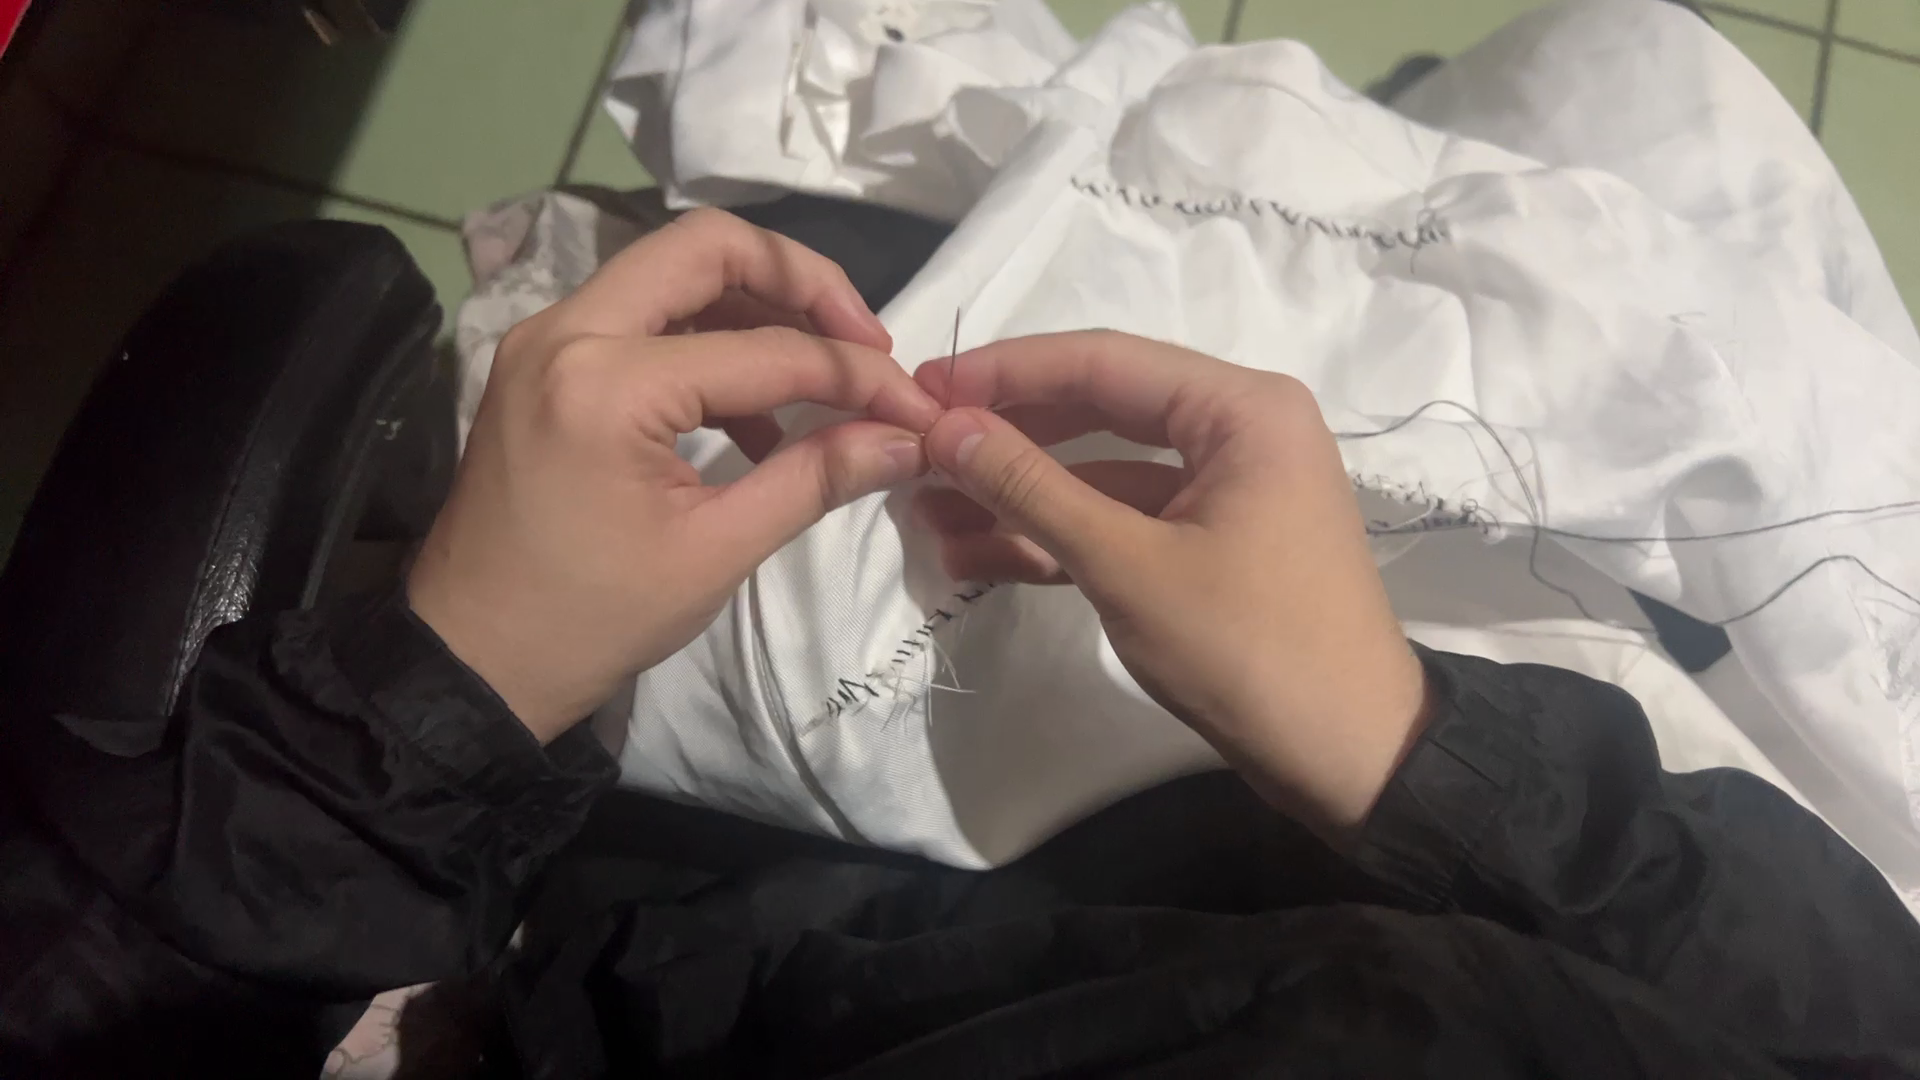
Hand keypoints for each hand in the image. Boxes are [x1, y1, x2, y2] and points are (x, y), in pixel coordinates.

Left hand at [409, 209, 943, 741]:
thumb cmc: (594, 618)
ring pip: (678, 273)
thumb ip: (816, 480)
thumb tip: (906, 440)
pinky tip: (755, 417)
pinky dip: (717, 344)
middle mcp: (568, 330)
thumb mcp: (718, 552)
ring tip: (823, 373)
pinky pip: (651, 320)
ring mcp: (550, 339)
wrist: (474, 659)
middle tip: (867, 341)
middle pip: (710, 248)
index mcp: (608, 383)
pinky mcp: (550, 364)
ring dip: (762, 307)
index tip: (914, 407)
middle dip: (806, 285)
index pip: (768, 351)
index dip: (859, 375)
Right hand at [913, 331, 1429, 832]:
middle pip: (1095, 412)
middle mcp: (1232, 431)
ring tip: (929, 516)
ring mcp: (1216, 489)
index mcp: (1238, 409)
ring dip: (1017, 497)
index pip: (1100, 362)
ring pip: (1097, 474)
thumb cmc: (1248, 651)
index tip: (923, 387)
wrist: (1345, 763)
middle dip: (1004, 439)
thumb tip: (947, 429)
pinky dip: (1054, 537)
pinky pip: (1116, 521)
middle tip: (919, 451)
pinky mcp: (1200, 540)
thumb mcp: (1126, 565)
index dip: (1003, 372)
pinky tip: (977, 558)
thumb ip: (1032, 488)